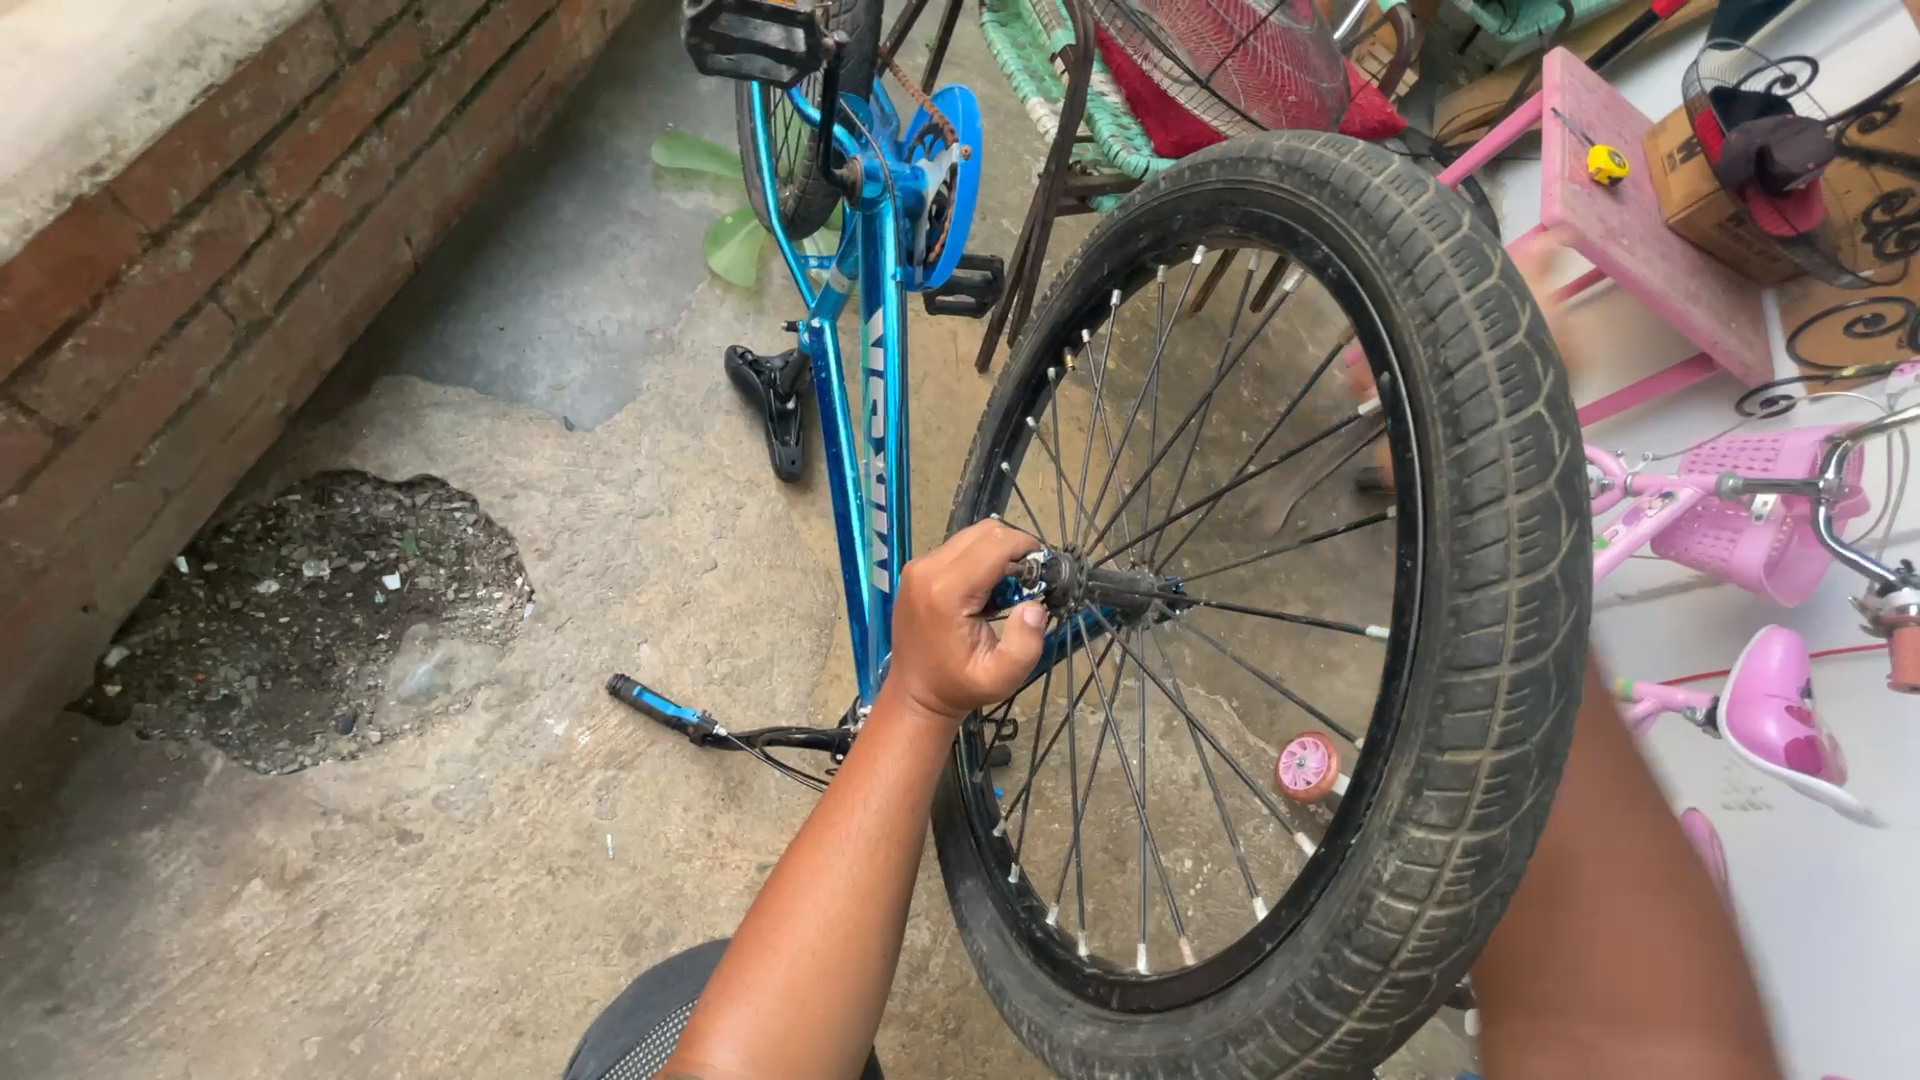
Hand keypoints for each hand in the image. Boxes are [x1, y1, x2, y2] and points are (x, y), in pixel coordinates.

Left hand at [884, 519, 1048, 722]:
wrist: (916, 694)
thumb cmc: (958, 686)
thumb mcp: (1001, 678)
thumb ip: (1025, 644)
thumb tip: (1034, 606)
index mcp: (946, 591)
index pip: (996, 544)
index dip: (1027, 549)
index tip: (1044, 571)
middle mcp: (928, 569)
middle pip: (985, 531)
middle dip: (1015, 548)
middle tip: (1029, 580)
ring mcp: (918, 566)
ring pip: (971, 535)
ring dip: (998, 552)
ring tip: (1007, 587)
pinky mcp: (917, 569)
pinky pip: (958, 547)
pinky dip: (980, 558)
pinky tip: (985, 589)